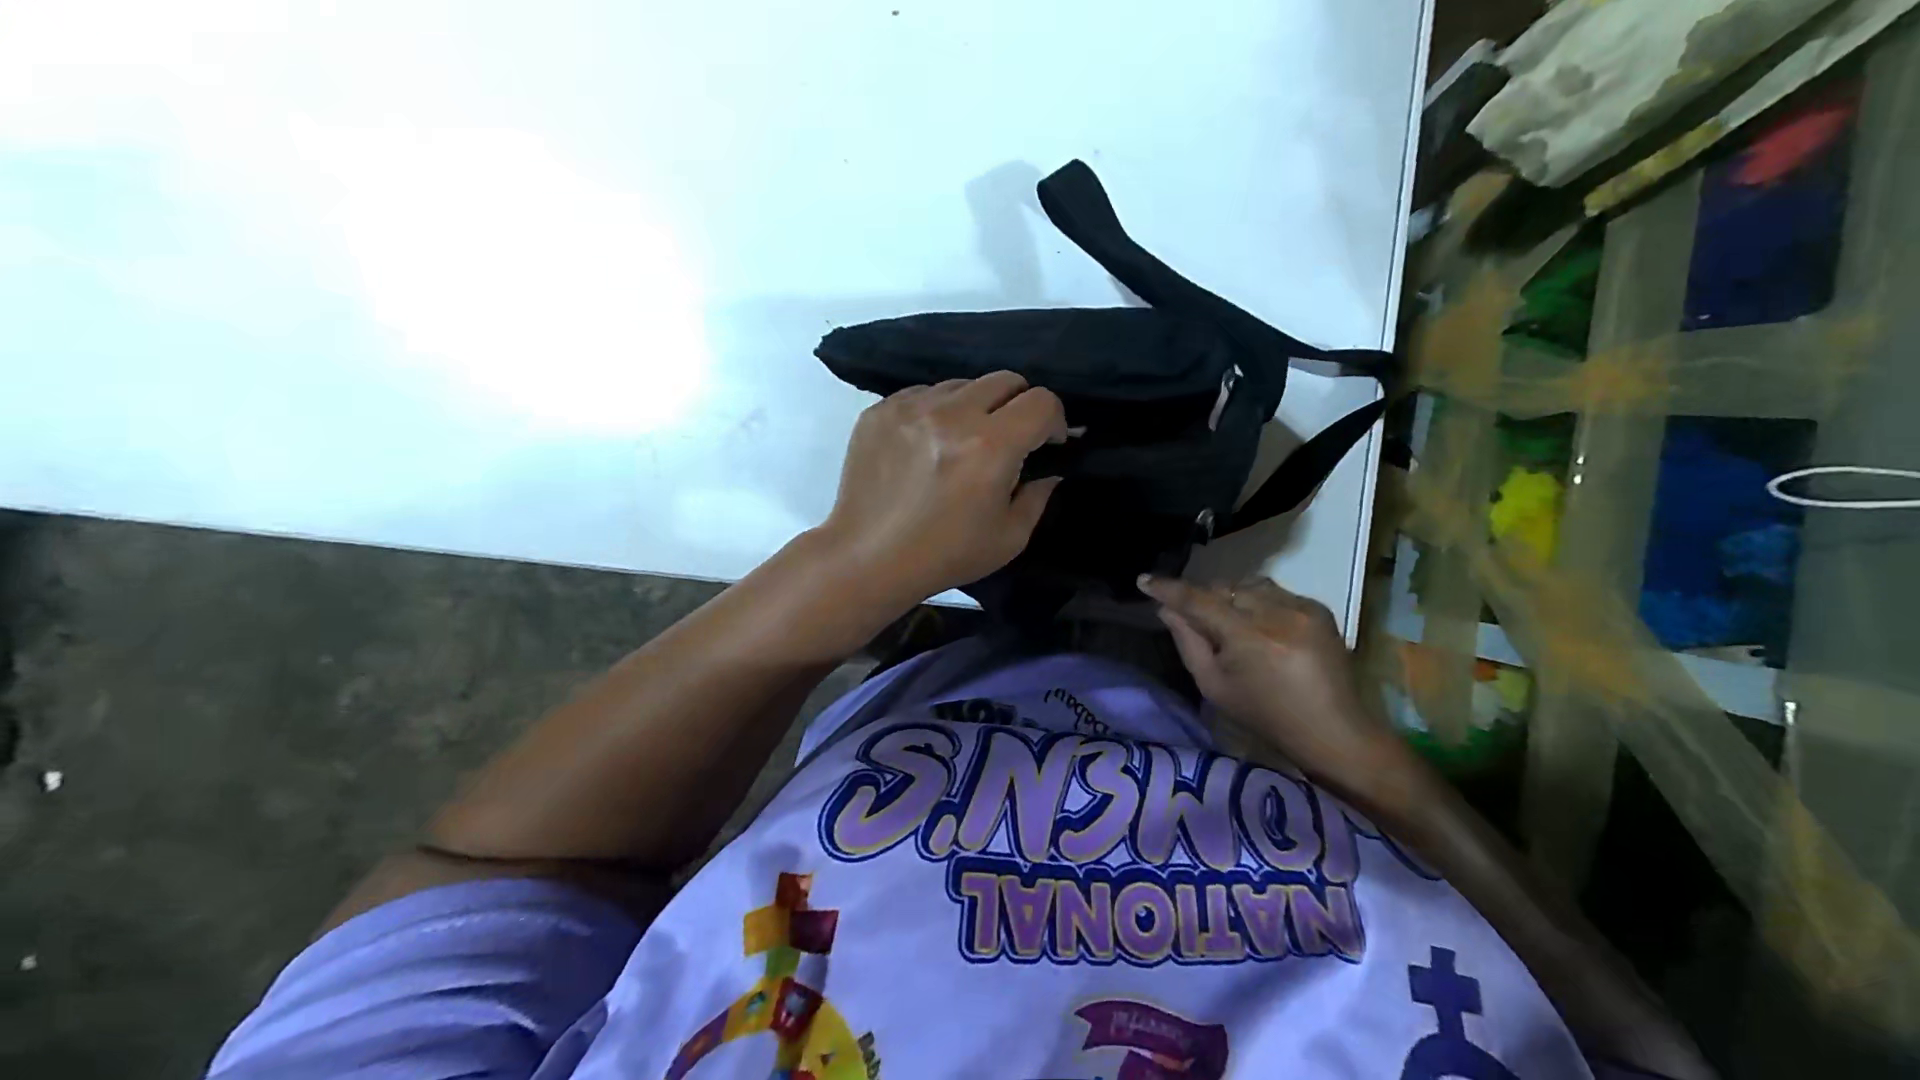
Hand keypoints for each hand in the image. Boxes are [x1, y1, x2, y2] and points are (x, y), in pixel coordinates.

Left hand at [822, 372, 1066, 603]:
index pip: (1041, 401)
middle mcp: (951, 415)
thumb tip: (1049, 471)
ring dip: (975, 406)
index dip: (1054, 420)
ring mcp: (911, 408)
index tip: (1046, 443)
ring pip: (962, 384)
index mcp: (990, 446)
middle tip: (1010, 438)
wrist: (868, 558)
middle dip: (1019, 405)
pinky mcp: (880, 410)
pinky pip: (923, 393)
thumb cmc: (944, 555)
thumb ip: (1038, 496)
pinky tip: (928, 445)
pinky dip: (937, 411)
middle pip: (1005, 380)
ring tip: (963, 442)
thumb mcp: (1008, 538)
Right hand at [1139, 575, 1411, 792]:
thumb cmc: (1265, 715)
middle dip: (1203, 597)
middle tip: (1192, 617)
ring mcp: (1302, 607)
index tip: (1144, 580)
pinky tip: (1260, 626)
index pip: (1198, 601)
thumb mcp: (1214, 686)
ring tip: (1227, 620)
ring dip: (1231, 596)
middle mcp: (1276, 613)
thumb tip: (1167, 610)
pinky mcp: (1319, 608)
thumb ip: (1188, 643)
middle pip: (1223, 588)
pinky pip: (1275, 592)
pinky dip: (1259, 602)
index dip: (1168, 589)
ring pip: (1249, 585)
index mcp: (1248, 636)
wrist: (1332, 730)